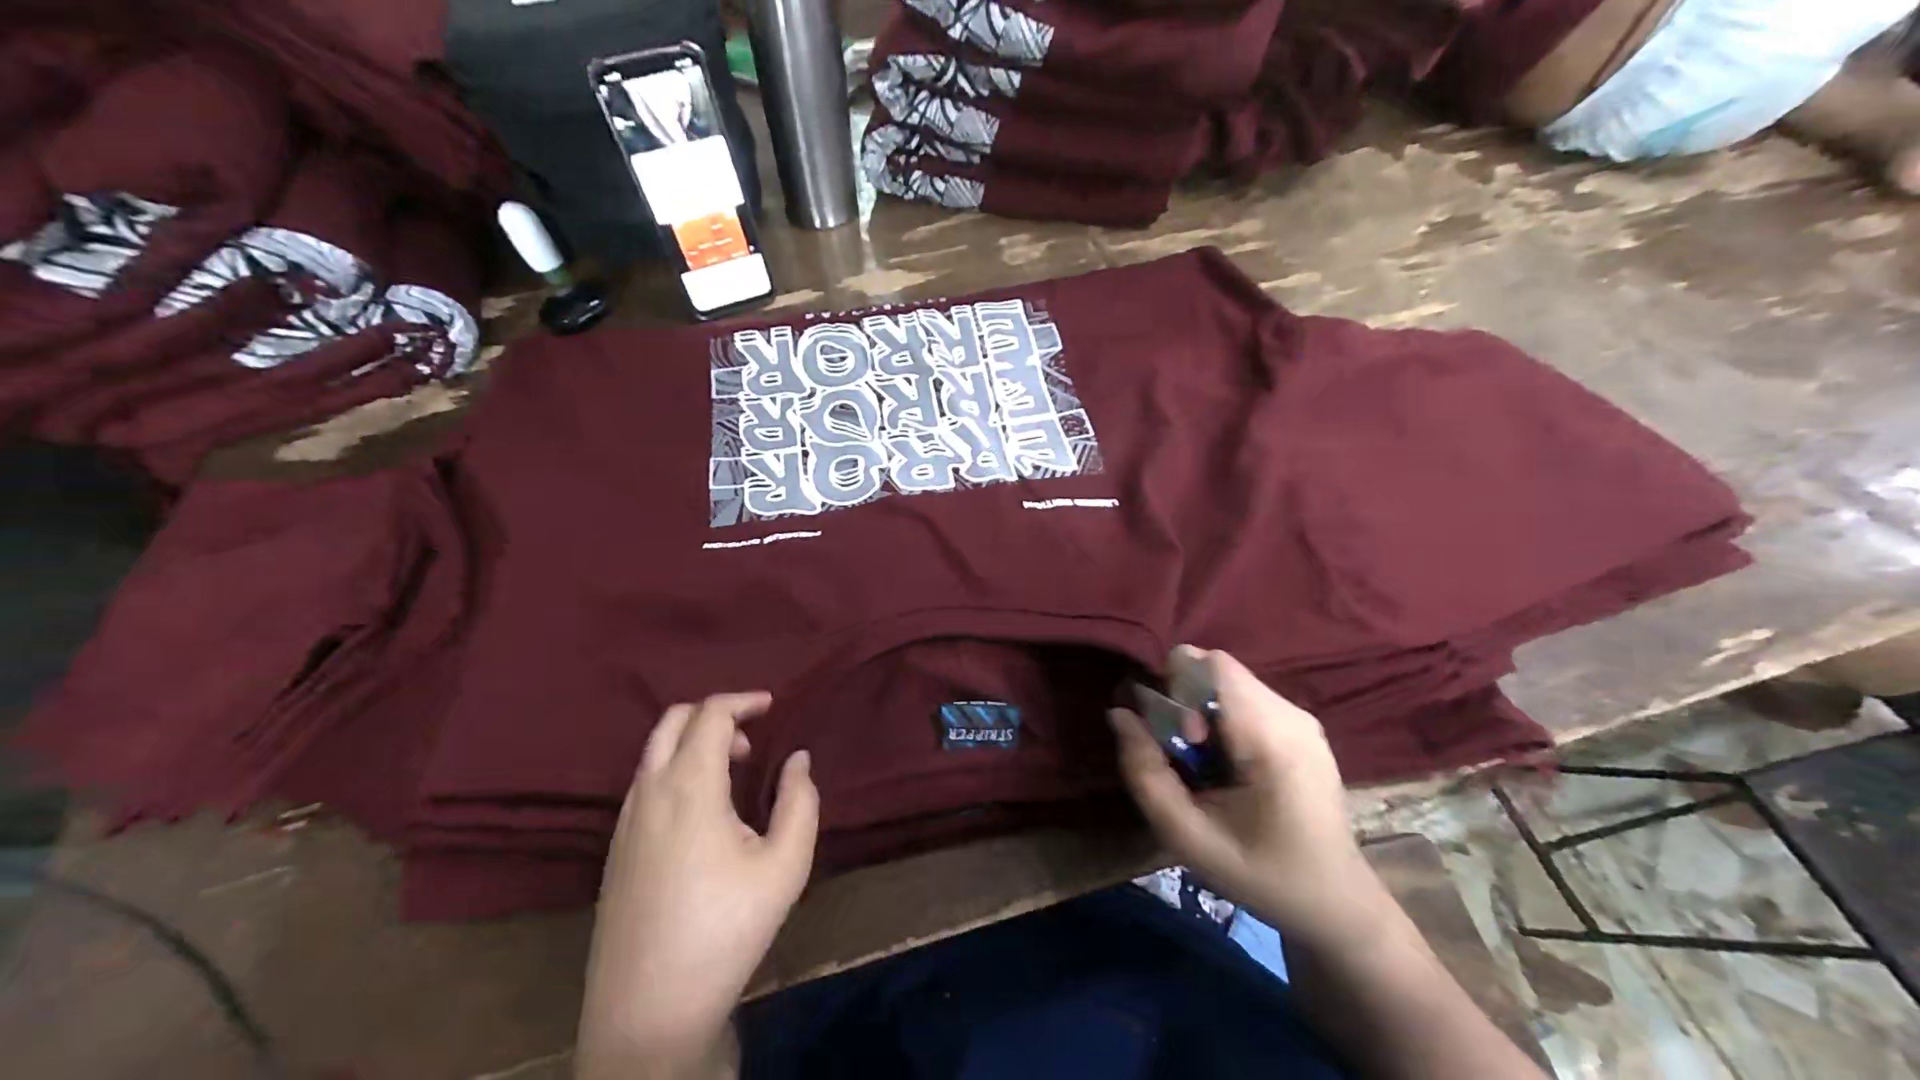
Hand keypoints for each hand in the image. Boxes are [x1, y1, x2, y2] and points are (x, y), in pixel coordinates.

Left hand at [578, 692, 817, 1077]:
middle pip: (673, 719)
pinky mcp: (615, 848)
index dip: (744, 700)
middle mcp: (649, 791)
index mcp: (689, 785)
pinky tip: (703, 812)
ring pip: (654, 751)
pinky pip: (645, 783)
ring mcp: (624, 820)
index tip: (773, 705)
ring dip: (693, 743)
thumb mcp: (785, 866)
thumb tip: (798, 761)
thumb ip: (800, 802)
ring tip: (734, 773)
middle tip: (752, 740)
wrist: (647, 1007)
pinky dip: (675, 769)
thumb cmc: (726, 929)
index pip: (710, 714)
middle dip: (715, 714)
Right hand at [1110, 646, 1380, 943]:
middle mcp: (1292, 715)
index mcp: (1272, 739)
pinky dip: (1221, 716)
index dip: (1177, 687)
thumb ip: (1145, 773)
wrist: (1335, 902)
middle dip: (1185, 700)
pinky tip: (1227, 764)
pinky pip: (1245, 696)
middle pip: (1217, 669)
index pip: (1211, 665)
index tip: (1176, 738)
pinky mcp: (1302, 725)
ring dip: (1201, 709)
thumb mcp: (1187, 836)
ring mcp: (1302, 718)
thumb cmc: (1260, 875)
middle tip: (1185, 754)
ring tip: (1206, 763)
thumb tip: (1119, 714)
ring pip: (1229, 680)